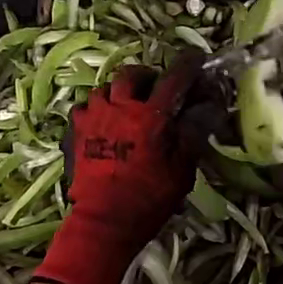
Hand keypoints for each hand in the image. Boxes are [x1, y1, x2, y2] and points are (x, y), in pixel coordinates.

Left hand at [35, 58, 201, 283]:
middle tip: (156, 88)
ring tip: (126, 107)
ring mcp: (91, 118)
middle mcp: (118, 107)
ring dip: (118, 93)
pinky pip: (84, 109)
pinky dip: (96, 110)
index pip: (174, 77)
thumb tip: (209, 105)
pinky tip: (102, 125)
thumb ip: (194, 132)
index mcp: (150, 115)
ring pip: (104, 89)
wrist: (102, 224)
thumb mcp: (182, 168)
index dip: (189, 64)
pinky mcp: (73, 133)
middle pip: (131, 74)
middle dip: (147, 76)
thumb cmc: (148, 198)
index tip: (197, 59)